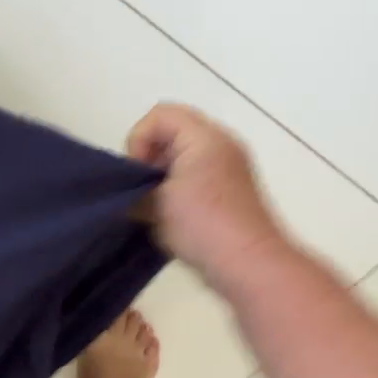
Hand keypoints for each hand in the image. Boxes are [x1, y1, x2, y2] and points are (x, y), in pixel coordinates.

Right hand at [127, 104, 290, 286]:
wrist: (246, 261)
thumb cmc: (202, 225)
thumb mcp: (157, 203)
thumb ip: (137, 189)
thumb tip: (132, 194)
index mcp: (204, 137)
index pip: (159, 115)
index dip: (137, 141)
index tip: (136, 176)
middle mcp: (220, 144)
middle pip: (170, 134)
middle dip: (148, 162)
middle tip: (141, 195)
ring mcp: (228, 168)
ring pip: (181, 159)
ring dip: (160, 181)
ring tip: (153, 211)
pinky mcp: (229, 192)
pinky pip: (193, 178)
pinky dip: (176, 193)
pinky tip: (170, 221)